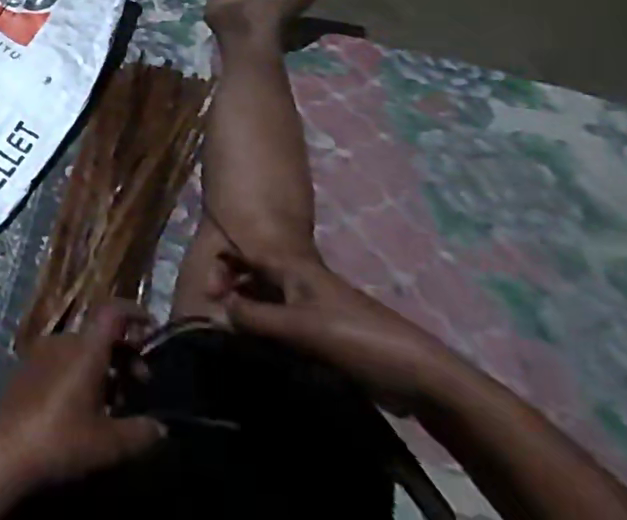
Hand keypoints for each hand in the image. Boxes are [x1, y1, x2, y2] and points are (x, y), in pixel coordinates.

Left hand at [0, 302, 165, 485]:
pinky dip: (83, 371)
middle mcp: (62, 342)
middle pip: (98, 333)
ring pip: (81, 348)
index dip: (133, 313)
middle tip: (142, 382)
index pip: (110, 312)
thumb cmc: (62, 438)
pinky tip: (89, 405)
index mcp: (84, 349)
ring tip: (119, 400)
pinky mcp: (29, 368)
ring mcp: (42, 352)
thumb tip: (160, 427)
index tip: (152, 326)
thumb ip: (141, 432)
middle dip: (125, 352)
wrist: (7, 447)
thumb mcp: (110, 443)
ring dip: (104, 365)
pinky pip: (63, 359)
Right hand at [214, 252, 461, 411]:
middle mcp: (298, 281)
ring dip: (246, 315)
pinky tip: (258, 352)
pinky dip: (266, 333)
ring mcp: (311, 308)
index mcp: (292, 268)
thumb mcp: (299, 326)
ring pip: (265, 302)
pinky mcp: (322, 333)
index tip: (205, 295)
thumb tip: (218, 309)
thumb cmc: (357, 338)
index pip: (242, 251)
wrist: (420, 376)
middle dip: (228, 291)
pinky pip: (282, 325)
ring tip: (232, 338)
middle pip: (251, 275)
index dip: (219, 266)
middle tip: (214, 319)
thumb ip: (253, 316)